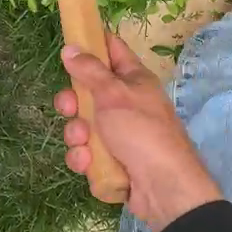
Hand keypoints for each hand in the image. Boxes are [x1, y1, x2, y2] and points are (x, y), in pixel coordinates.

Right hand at [56, 34, 222, 231]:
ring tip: (84, 143)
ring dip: (76, 134)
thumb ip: (89, 70)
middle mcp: (126, 103)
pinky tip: (88, 163)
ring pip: (83, 124)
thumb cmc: (141, 130)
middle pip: (88, 91)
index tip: (68, 43)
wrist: (163, 188)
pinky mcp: (112, 160)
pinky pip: (87, 152)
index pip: (111, 49)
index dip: (91, 43)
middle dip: (72, 102)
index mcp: (133, 80)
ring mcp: (119, 133)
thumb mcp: (113, 93)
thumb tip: (70, 47)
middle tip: (68, 107)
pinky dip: (84, 158)